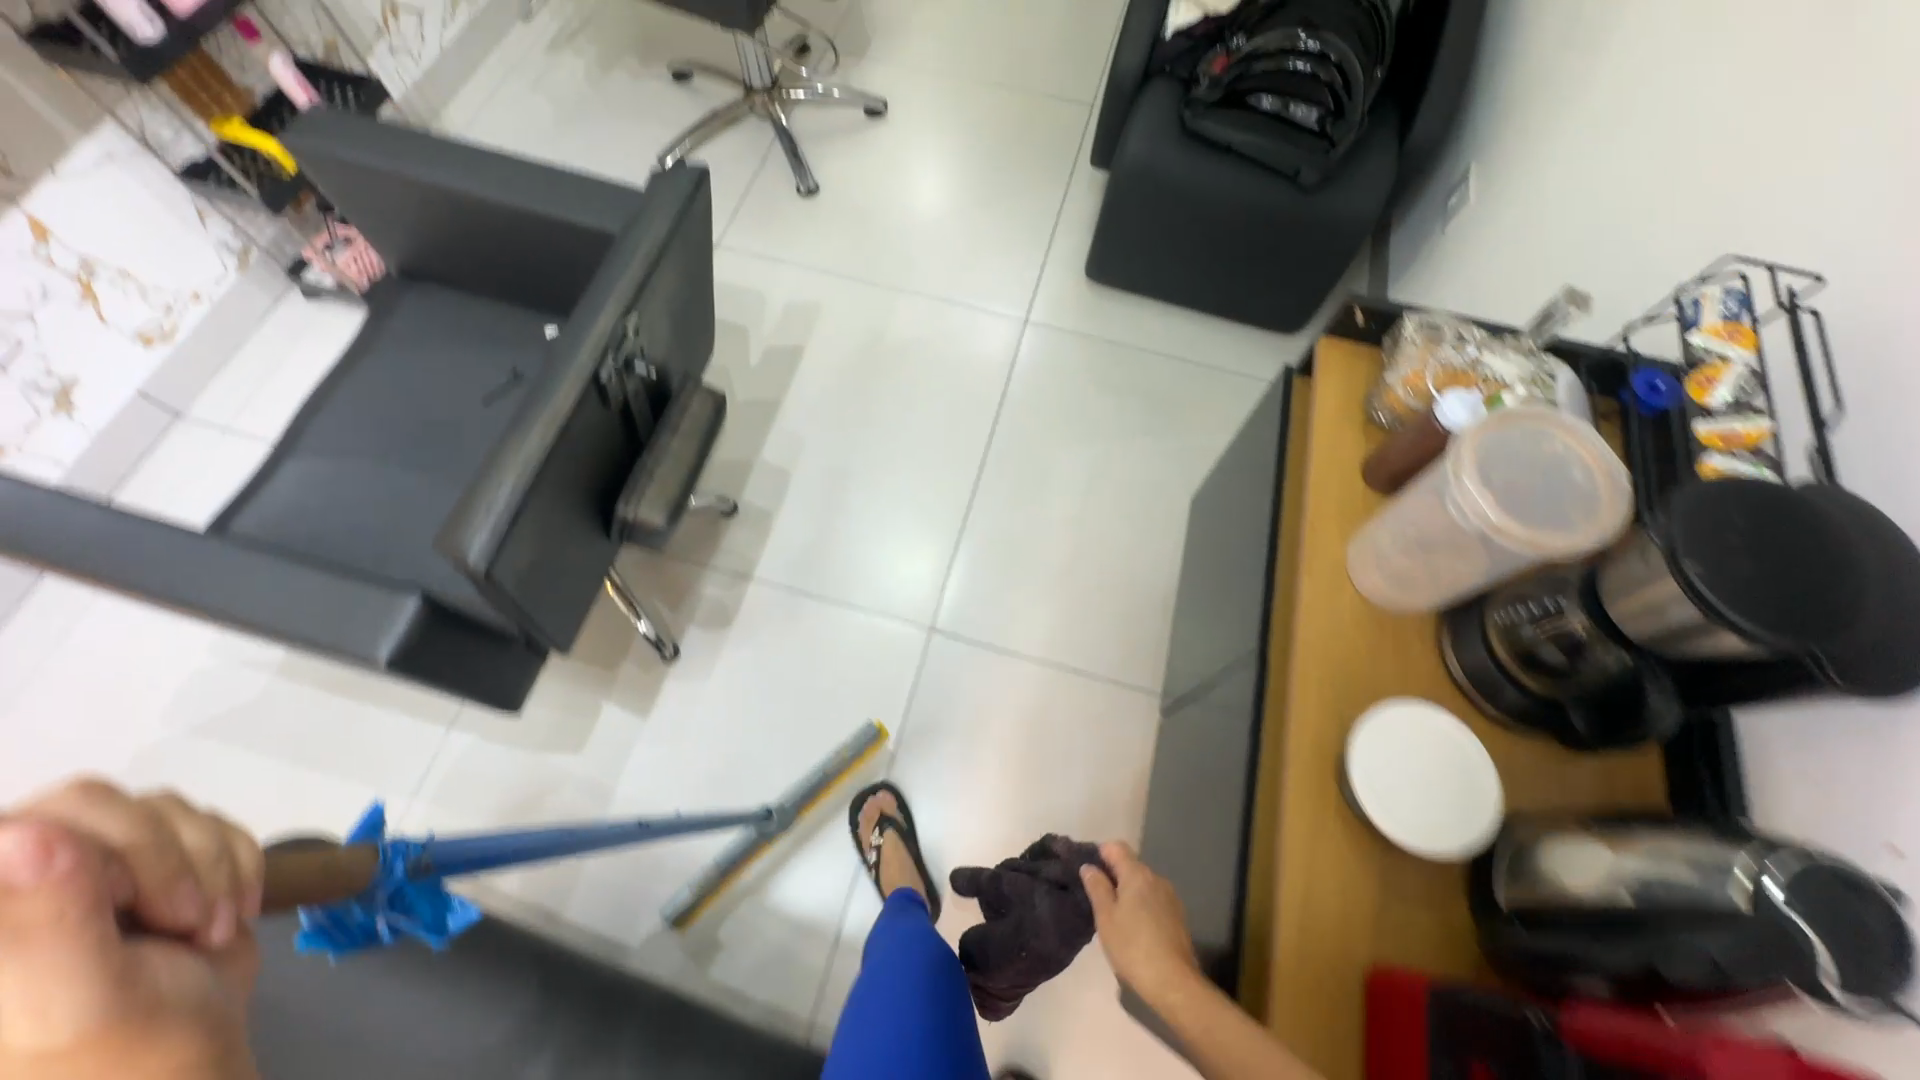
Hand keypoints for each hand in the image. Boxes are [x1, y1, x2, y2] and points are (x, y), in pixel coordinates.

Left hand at [0, 778, 265, 1079]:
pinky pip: (210, 820)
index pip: (29, 823)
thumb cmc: (124, 1050)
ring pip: (164, 808)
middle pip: (100, 803)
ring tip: (205, 929)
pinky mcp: (157, 860)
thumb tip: (26, 833)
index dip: (99, 851)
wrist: (195, 1065)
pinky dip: (237, 864)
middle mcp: (18, 880)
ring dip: (212, 867)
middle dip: (171, 860)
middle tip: (182, 921)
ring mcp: (88, 867)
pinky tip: (226, 913)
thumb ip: (47, 923)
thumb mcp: (81, 999)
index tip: (128, 909)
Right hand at [1080, 841, 1201, 992]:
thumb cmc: (1132, 946)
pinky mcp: (1178, 916)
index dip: (1100, 853)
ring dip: (1128, 892)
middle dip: (1113, 875)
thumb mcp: (1105, 917)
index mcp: (1138, 874)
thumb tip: (1089, 867)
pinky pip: (1154, 900)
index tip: (1087, 870)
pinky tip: (1133, 927)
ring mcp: (1170, 897)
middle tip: (1096, 897)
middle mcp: (1157, 879)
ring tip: (1113, 915)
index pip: (1117, 847)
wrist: (1173, 982)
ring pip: (1143, 884)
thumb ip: (1097, 887)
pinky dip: (1141, 905)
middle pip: (1131, 865)